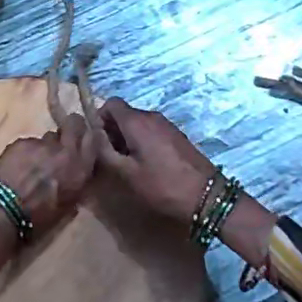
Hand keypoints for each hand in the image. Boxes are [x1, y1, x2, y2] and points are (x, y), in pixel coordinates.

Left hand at [0, 111, 96, 237]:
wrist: (3, 210)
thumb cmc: (38, 218)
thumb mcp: (67, 204)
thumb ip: (74, 182)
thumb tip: (72, 173)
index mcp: (80, 171)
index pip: (92, 139)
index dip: (86, 136)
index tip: (81, 140)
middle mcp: (65, 152)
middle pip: (74, 123)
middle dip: (70, 126)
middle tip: (63, 138)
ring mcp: (42, 144)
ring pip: (48, 135)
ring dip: (45, 146)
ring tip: (34, 162)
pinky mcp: (22, 141)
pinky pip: (29, 142)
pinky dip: (25, 152)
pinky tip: (17, 165)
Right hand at [94, 98, 215, 223]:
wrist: (208, 197)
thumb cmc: (163, 185)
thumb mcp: (127, 173)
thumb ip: (105, 151)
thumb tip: (92, 135)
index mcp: (136, 121)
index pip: (111, 103)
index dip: (99, 118)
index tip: (98, 140)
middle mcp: (151, 116)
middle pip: (124, 114)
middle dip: (112, 131)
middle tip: (110, 156)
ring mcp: (167, 125)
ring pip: (138, 123)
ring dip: (127, 137)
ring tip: (127, 163)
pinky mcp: (177, 136)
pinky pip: (152, 130)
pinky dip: (142, 141)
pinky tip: (146, 164)